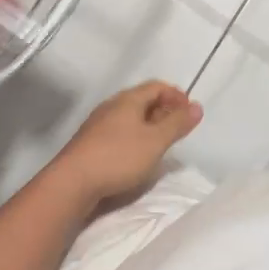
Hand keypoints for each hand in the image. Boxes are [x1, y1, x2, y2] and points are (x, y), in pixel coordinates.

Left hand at [47, 81, 203, 203]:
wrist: (71, 183)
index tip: (189, 111)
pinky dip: (133, 137)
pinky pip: (117, 131)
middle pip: (142, 100)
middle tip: (177, 128)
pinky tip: (134, 155)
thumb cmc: (118, 157)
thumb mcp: (155, 141)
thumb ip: (177, 124)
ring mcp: (97, 124)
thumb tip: (197, 106)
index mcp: (128, 99)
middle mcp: (112, 105)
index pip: (157, 86)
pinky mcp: (89, 143)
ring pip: (129, 117)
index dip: (175, 95)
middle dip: (163, 110)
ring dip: (148, 125)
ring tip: (159, 143)